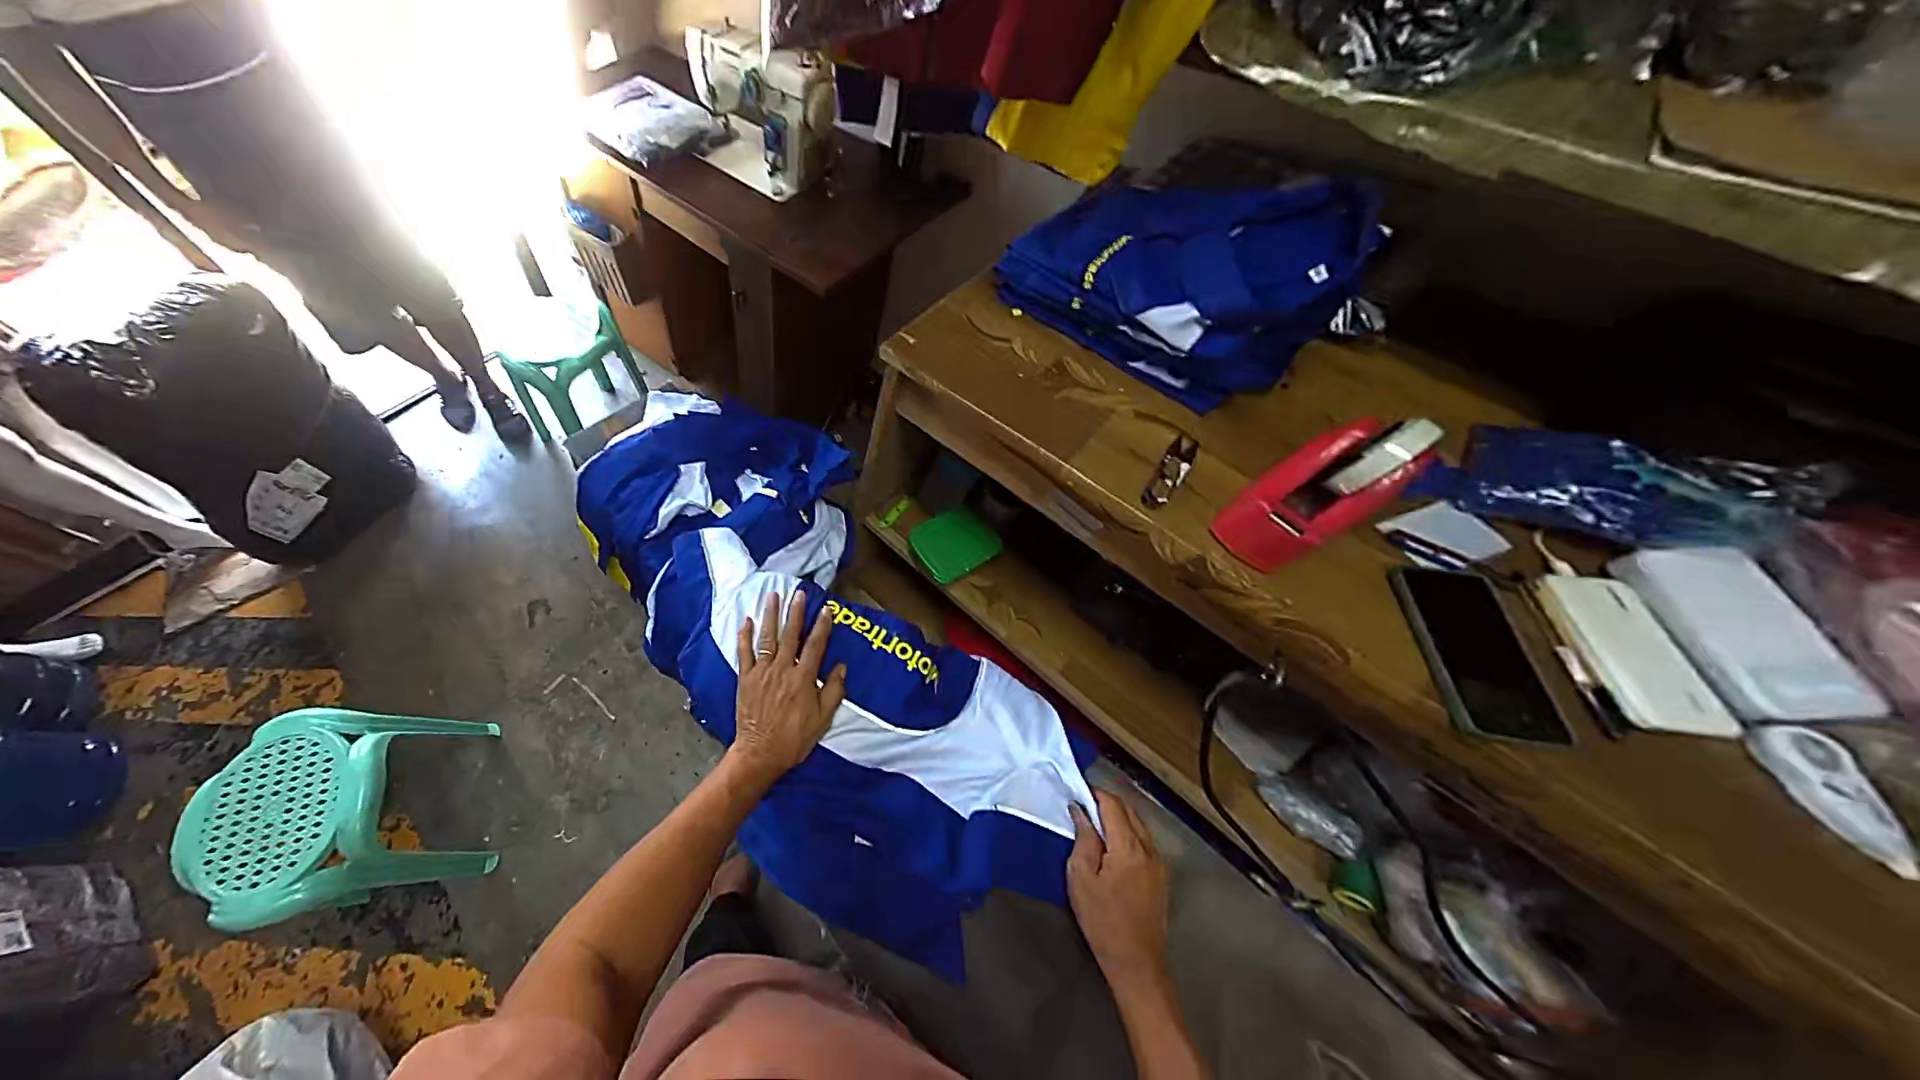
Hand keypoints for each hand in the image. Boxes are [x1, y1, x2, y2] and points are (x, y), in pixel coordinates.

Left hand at [730, 589, 845, 782]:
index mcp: (803, 678)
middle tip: (798, 593)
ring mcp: (761, 673)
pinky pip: (745, 653)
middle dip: (796, 612)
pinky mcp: (745, 679)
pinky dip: (745, 636)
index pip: (816, 645)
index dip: (822, 625)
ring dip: (771, 615)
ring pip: (767, 638)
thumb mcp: (823, 718)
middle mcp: (782, 670)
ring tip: (773, 596)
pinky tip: (747, 621)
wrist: (760, 754)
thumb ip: (834, 690)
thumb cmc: (795, 738)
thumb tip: (841, 666)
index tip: (826, 609)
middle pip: (791, 635)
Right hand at [1068, 789, 1169, 982]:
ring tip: (1095, 826)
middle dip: (1107, 803)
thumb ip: (1083, 839)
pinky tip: (1113, 847)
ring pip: (1139, 825)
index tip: (1077, 792)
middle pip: (1129, 811)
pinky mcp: (1162, 876)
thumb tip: (1081, 811)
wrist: (1136, 963)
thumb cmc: (1103, 921)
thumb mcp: (1081, 879)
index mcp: (1128, 846)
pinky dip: (1128, 834)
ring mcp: (1159, 862)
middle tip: (1083, 807)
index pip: (1113, 804)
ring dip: (1119, 819)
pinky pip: (1144, 842)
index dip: (1094, 794)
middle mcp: (1149, 848)